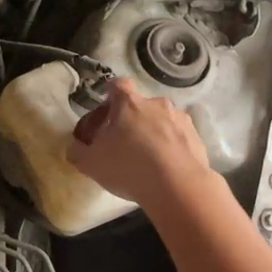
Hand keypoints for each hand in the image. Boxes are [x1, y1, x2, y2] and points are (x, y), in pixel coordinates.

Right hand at [69, 77, 213, 208]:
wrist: (177, 185)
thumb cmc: (128, 167)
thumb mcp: (91, 163)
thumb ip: (78, 152)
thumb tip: (74, 148)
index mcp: (129, 103)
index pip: (118, 85)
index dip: (110, 94)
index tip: (107, 107)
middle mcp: (157, 104)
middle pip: (141, 105)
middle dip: (132, 119)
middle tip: (124, 142)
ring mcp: (180, 119)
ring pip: (162, 121)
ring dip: (154, 133)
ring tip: (148, 158)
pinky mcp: (197, 137)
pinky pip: (179, 137)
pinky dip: (172, 147)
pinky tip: (167, 167)